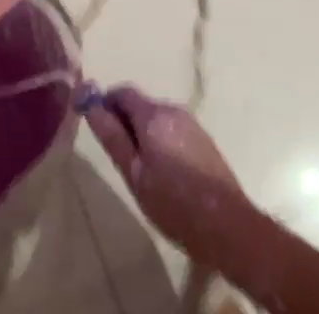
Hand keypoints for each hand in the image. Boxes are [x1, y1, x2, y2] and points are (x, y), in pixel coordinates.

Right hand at [84, 86, 249, 265]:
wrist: (228, 226)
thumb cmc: (173, 202)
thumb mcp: (134, 173)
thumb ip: (112, 137)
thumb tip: (90, 106)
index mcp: (154, 116)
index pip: (122, 92)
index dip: (105, 102)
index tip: (97, 125)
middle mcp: (174, 111)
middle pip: (141, 104)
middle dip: (125, 121)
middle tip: (119, 156)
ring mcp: (193, 125)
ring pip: (157, 119)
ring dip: (143, 133)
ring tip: (141, 169)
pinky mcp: (204, 141)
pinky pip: (173, 131)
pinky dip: (161, 141)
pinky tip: (164, 172)